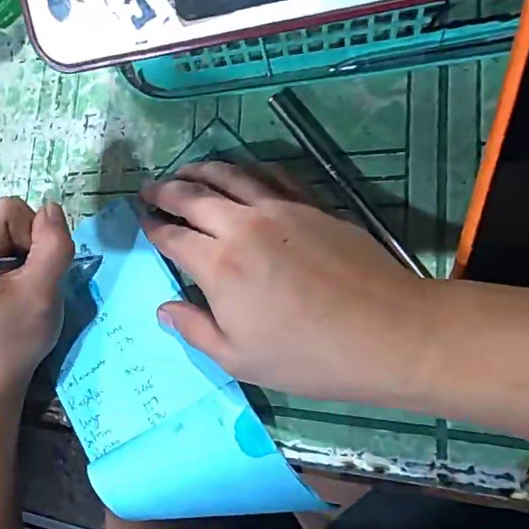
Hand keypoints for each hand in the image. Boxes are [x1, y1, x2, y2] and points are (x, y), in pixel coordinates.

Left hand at [0, 198, 73, 393]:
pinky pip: (6, 249)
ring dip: (29, 258)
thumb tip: (52, 208)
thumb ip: (52, 245)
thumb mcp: (41, 291)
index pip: (10, 209)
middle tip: (32, 285)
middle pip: (10, 219)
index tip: (35, 271)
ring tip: (25, 291)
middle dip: (32, 246)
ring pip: (12, 234)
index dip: (34, 234)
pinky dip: (21, 267)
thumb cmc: (14, 339)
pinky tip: (17, 293)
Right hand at [140, 162, 426, 404]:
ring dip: (200, 170)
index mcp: (218, 265)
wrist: (386, 333)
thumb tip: (164, 309)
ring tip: (185, 170)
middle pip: (193, 195)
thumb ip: (194, 329)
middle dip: (164, 190)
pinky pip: (271, 175)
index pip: (173, 236)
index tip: (142, 220)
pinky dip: (246, 169)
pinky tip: (240, 172)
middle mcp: (242, 226)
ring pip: (230, 176)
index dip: (152, 226)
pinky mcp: (311, 205)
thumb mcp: (238, 359)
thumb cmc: (307, 356)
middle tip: (149, 188)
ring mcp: (279, 210)